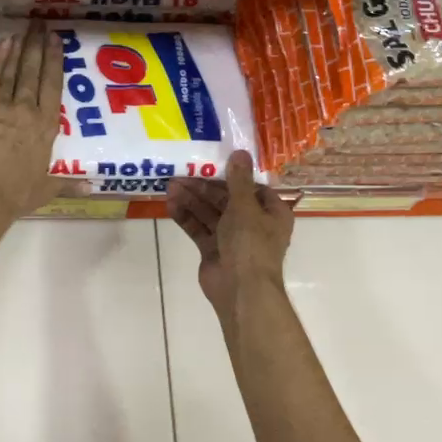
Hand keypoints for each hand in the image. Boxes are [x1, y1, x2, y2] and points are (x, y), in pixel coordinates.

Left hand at [0, 20, 69, 230]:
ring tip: (24, 28)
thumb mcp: (45, 190)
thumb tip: (92, 188)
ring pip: (13, 70)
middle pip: (33, 71)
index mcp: (46, 127)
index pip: (53, 86)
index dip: (55, 60)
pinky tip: (3, 43)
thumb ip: (67, 184)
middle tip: (40, 24)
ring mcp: (1, 105)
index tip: (56, 40)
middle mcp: (27, 110)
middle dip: (37, 45)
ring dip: (20, 47)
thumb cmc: (15, 195)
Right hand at [168, 151, 293, 313]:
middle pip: (226, 199)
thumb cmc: (250, 244)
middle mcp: (253, 223)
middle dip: (203, 187)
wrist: (241, 290)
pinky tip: (170, 205)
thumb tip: (241, 152)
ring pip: (210, 213)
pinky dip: (186, 217)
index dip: (233, 174)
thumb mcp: (245, 206)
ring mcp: (232, 238)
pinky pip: (199, 229)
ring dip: (191, 200)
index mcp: (271, 212)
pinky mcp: (213, 250)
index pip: (252, 187)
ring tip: (170, 186)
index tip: (211, 161)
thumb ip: (238, 179)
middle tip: (180, 174)